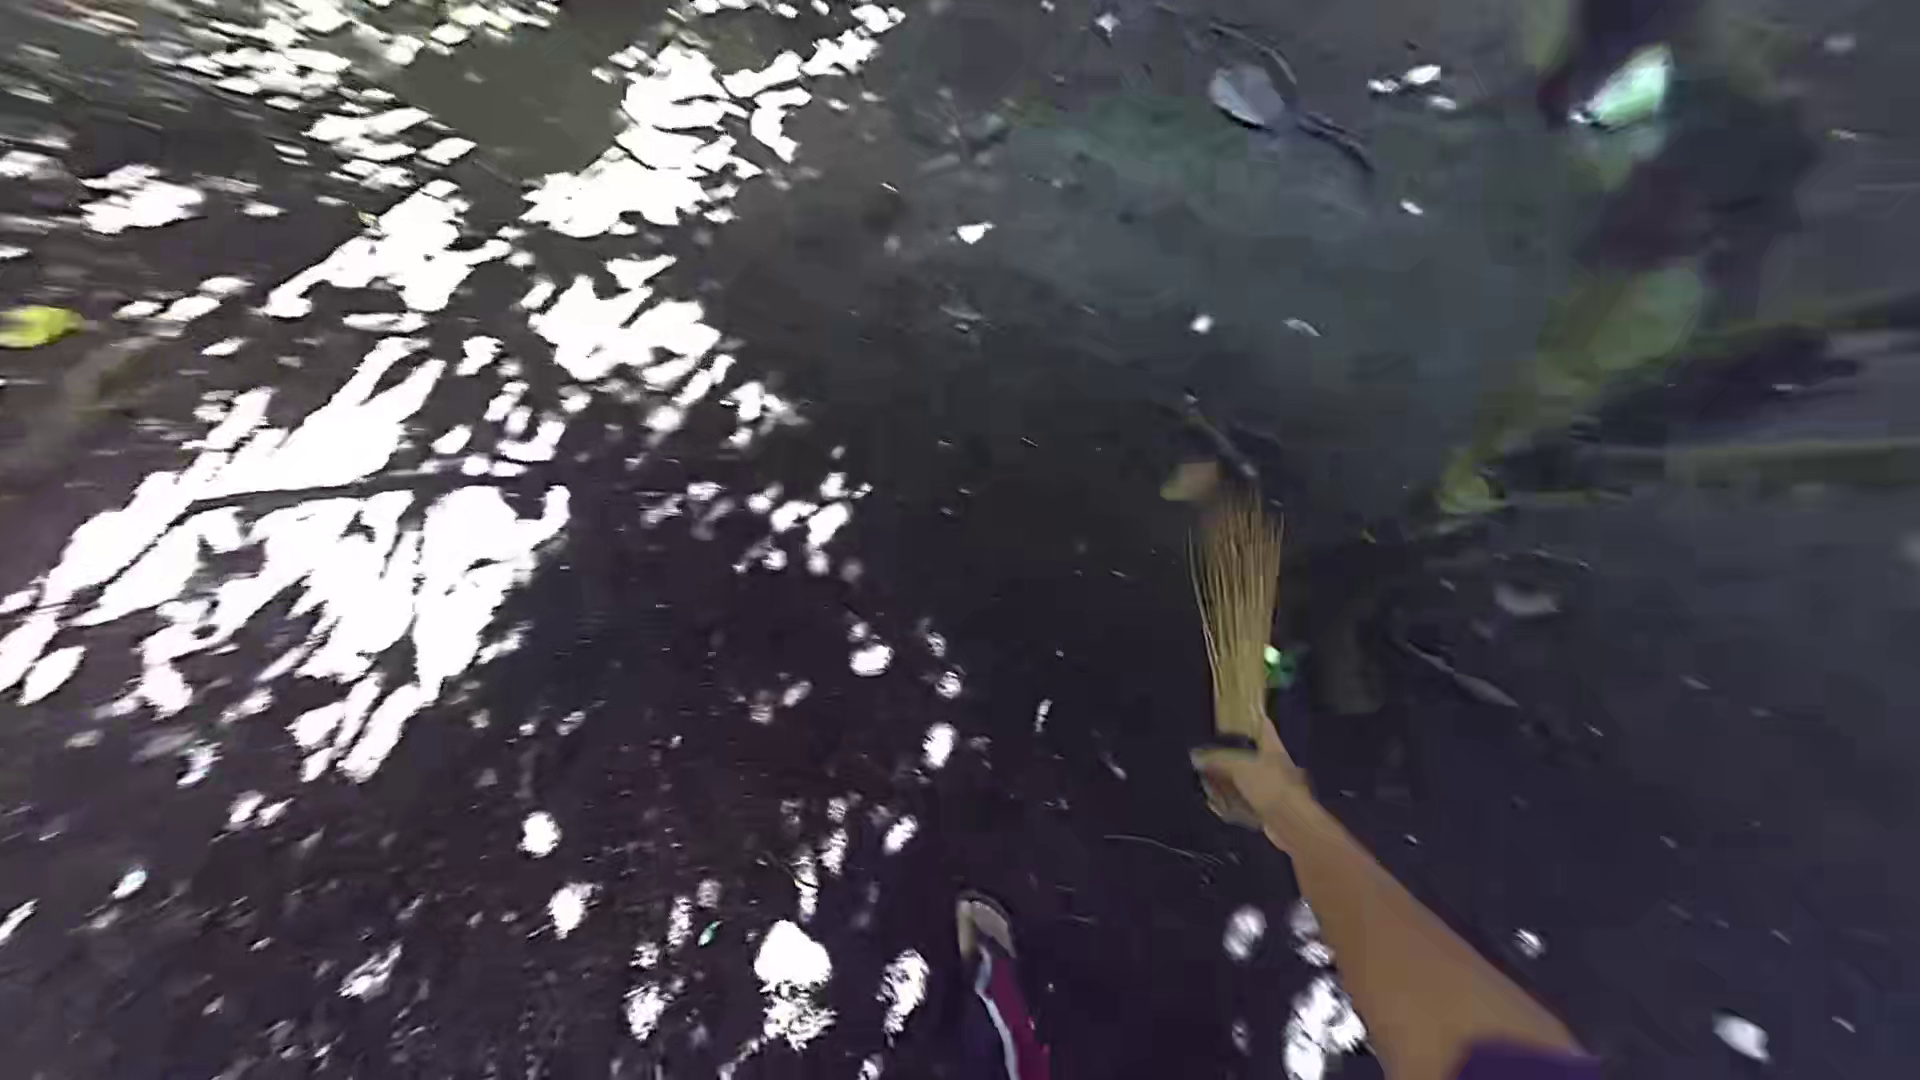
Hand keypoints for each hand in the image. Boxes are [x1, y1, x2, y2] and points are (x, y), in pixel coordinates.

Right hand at [1190, 731, 1324, 844]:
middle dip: (1234, 755)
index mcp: (1273, 749)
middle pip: (1253, 755)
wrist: (1291, 823)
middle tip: (1214, 753)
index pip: (1264, 727)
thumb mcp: (1238, 768)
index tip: (1240, 714)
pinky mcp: (1271, 807)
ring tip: (1212, 777)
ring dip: (1233, 780)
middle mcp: (1277, 766)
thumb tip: (1197, 758)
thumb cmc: (1269, 786)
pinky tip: (1222, 800)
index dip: (1253, 719)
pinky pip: (1249, 799)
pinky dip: (1236, 799)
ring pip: (1250, 779)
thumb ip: (1217, 762)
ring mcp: (1275, 787)